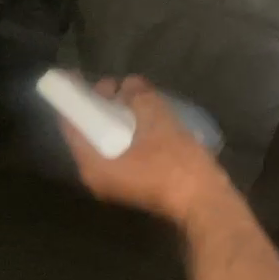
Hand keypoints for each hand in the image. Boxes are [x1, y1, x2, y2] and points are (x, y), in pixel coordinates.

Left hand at [56, 75, 228, 224]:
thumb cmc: (176, 166)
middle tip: (117, 85)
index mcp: (94, 165)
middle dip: (102, 108)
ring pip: (111, 144)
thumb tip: (131, 83)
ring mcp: (119, 182)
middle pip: (92, 135)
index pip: (73, 126)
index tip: (82, 78)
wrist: (205, 202)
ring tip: (137, 99)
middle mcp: (98, 176)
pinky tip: (151, 122)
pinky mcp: (139, 184)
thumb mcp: (160, 126)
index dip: (77, 99)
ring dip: (120, 121)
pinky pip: (126, 152)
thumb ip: (142, 101)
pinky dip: (132, 135)